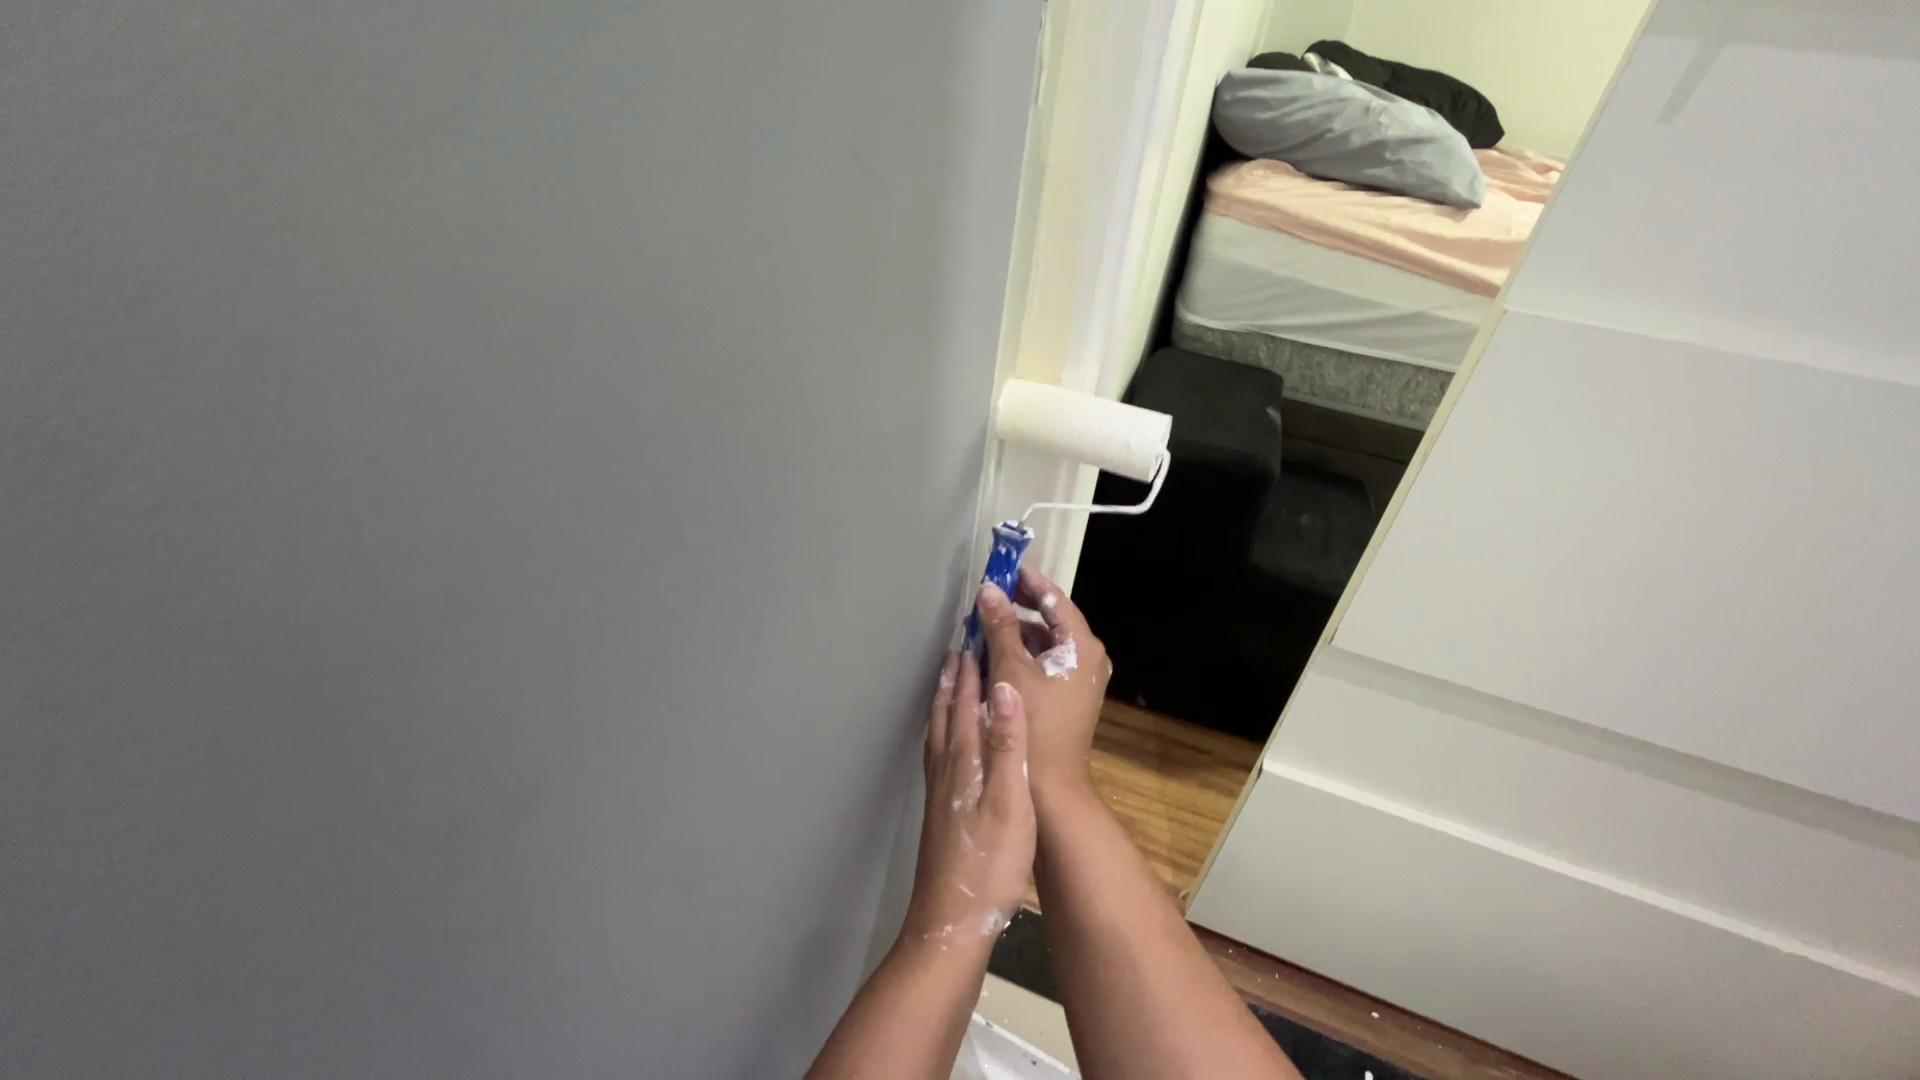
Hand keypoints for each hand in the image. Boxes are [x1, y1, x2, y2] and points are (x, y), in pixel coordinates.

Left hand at [903, 651, 1035, 948]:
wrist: (952, 920)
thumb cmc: (990, 863)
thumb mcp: (1012, 802)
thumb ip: (1008, 745)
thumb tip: (1004, 689)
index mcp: (965, 762)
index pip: (966, 706)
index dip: (969, 673)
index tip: (973, 640)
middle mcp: (946, 769)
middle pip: (945, 714)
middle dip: (952, 680)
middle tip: (957, 650)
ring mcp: (939, 792)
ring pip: (938, 733)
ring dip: (943, 702)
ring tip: (947, 682)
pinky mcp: (940, 810)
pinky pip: (938, 753)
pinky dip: (941, 732)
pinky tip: (947, 743)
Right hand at [973, 565, 1109, 800]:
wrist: (1051, 788)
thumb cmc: (1034, 724)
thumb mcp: (1012, 670)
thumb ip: (1000, 626)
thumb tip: (989, 590)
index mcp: (1083, 648)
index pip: (1056, 601)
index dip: (1029, 582)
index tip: (1005, 567)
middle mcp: (1087, 659)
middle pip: (1051, 620)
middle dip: (1018, 607)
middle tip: (988, 594)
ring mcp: (1079, 679)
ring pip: (1044, 643)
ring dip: (1014, 632)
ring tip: (981, 624)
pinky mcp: (1066, 697)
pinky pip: (1043, 663)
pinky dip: (1019, 655)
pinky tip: (991, 654)